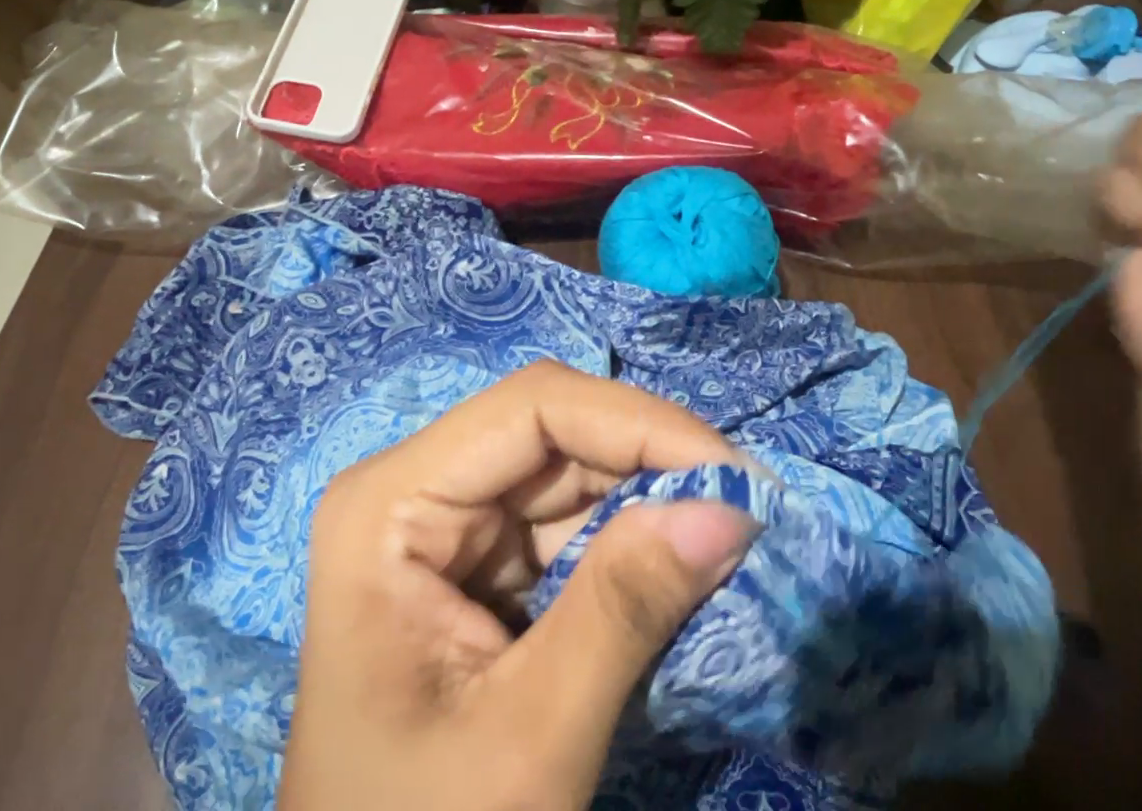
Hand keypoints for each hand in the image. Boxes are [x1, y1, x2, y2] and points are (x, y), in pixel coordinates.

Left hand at [279, 360, 758, 810]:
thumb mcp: (530, 731)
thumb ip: (624, 610)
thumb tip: (731, 509)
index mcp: (390, 504)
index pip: (531, 410)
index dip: (641, 424)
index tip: (740, 479)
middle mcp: (411, 491)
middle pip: (551, 435)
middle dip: (653, 466)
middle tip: (751, 517)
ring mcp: (441, 527)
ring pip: (566, 478)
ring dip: (649, 507)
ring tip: (729, 545)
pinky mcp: (472, 566)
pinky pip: (562, 529)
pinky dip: (626, 547)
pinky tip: (676, 573)